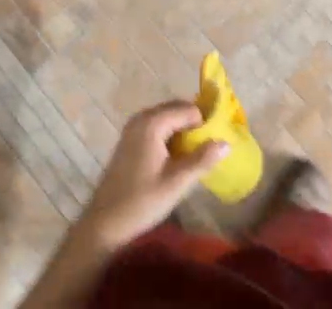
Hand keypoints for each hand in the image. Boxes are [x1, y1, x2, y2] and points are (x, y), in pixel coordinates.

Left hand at [77, 101, 229, 249]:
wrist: (104, 223)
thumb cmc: (141, 201)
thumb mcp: (176, 183)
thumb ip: (202, 160)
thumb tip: (227, 143)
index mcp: (152, 123)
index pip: (189, 110)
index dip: (204, 125)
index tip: (213, 145)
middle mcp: (141, 118)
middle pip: (177, 109)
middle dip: (194, 125)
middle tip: (208, 150)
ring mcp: (132, 128)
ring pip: (167, 119)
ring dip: (183, 132)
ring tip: (195, 156)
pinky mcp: (129, 140)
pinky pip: (157, 128)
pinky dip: (170, 137)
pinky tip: (176, 160)